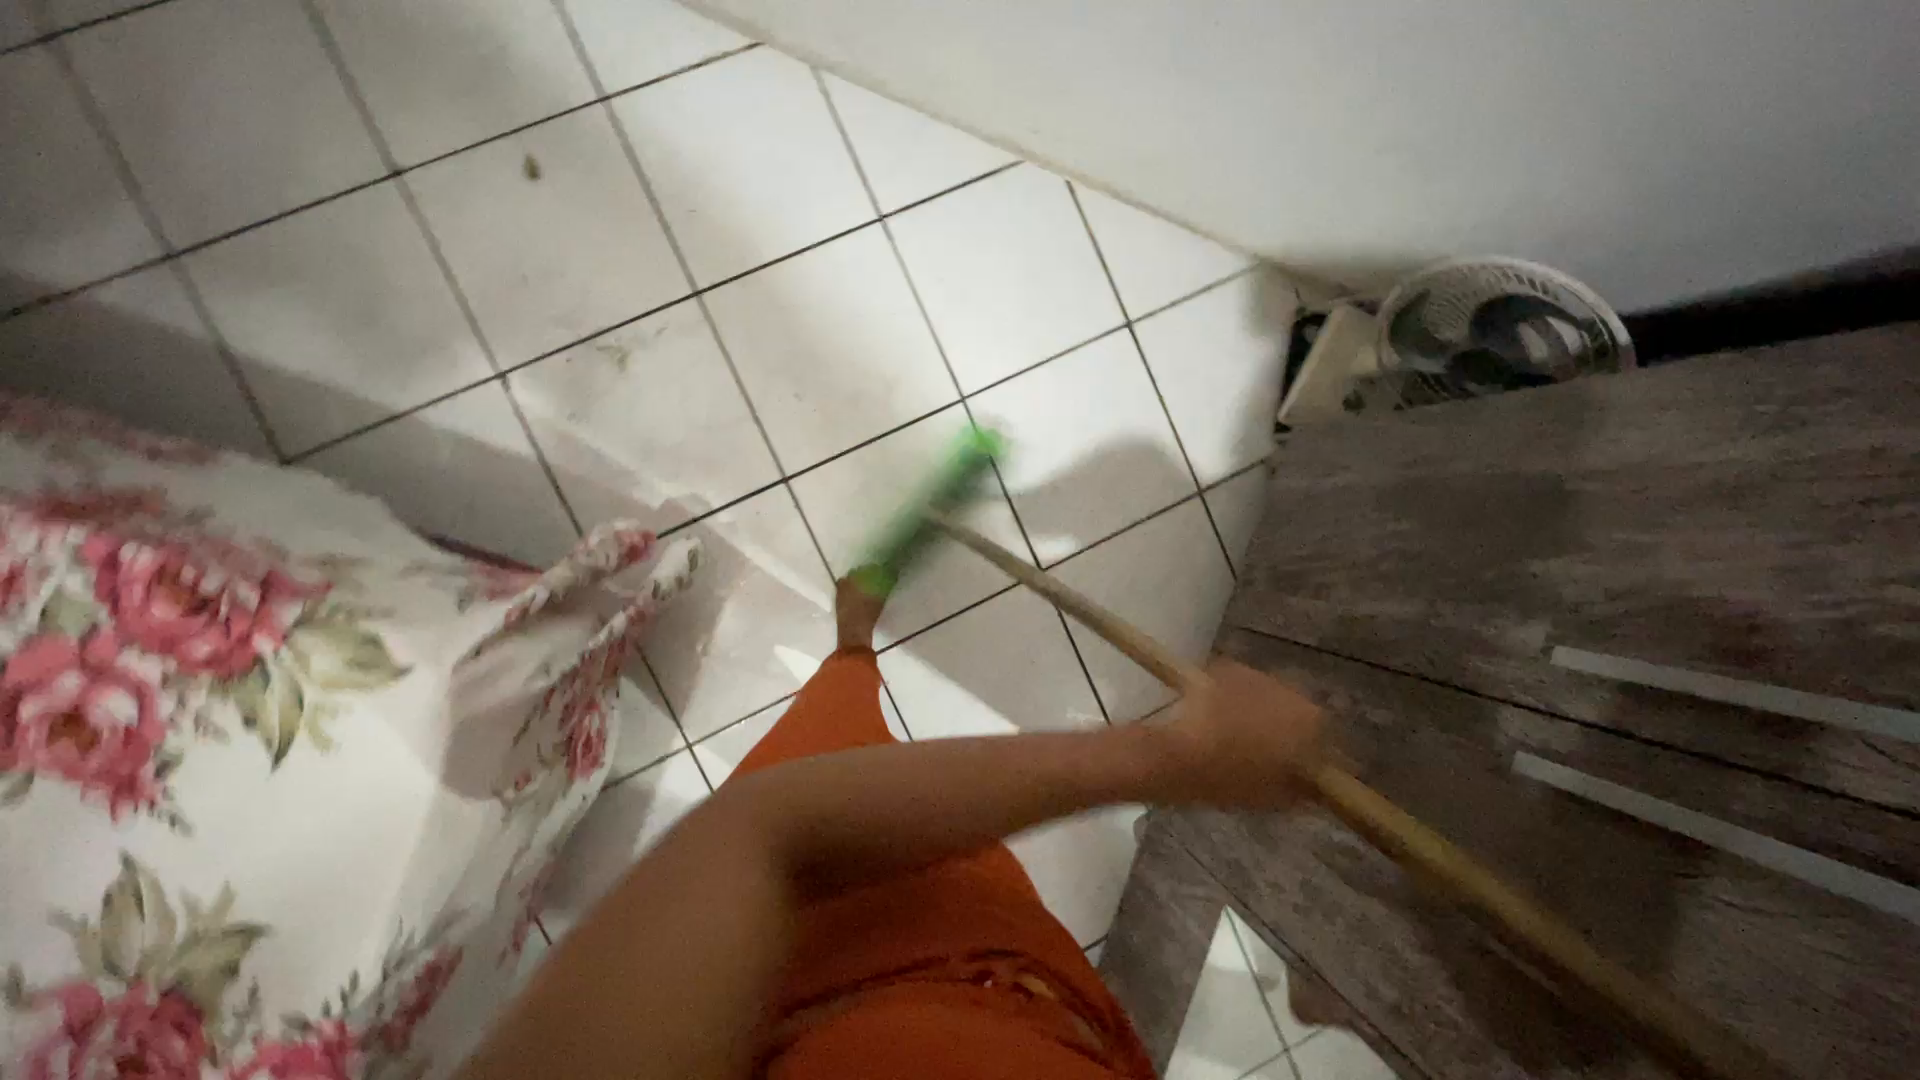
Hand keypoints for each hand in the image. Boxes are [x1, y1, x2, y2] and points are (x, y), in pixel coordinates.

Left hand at [1152, 659, 1324, 809]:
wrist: (1180, 753)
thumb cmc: (1231, 780)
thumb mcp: (1276, 798)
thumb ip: (1304, 790)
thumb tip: (1314, 786)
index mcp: (1312, 723)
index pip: (1328, 743)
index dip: (1317, 759)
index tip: (1306, 772)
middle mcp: (1292, 691)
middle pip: (1299, 712)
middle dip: (1289, 730)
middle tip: (1269, 752)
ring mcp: (1258, 675)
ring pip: (1270, 696)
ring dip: (1262, 710)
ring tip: (1239, 732)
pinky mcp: (1228, 667)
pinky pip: (1242, 686)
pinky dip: (1236, 698)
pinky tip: (1218, 716)